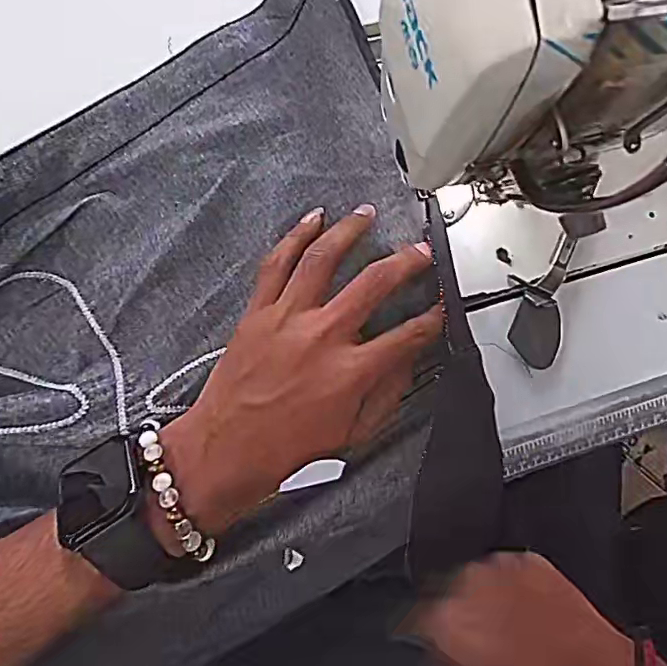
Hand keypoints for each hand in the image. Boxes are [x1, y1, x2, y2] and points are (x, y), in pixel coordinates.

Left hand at [158, 204, 443, 537]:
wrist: (225, 450)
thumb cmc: (282, 448)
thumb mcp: (351, 432)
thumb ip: (387, 394)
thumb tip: (408, 362)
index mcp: (350, 372)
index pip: (408, 334)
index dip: (433, 319)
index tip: (441, 308)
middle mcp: (322, 337)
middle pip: (376, 282)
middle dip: (408, 262)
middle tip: (421, 252)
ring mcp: (287, 319)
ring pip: (324, 258)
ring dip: (350, 231)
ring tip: (366, 215)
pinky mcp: (258, 312)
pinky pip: (277, 263)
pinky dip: (295, 237)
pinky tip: (311, 221)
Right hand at [404, 552, 647, 665]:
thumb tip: (437, 665)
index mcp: (447, 624)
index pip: (408, 616)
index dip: (413, 633)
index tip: (420, 641)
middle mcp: (468, 585)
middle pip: (438, 591)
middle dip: (448, 614)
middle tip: (469, 642)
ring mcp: (501, 568)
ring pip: (470, 578)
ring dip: (477, 598)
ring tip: (501, 629)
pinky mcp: (532, 562)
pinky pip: (503, 571)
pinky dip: (506, 589)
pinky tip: (523, 615)